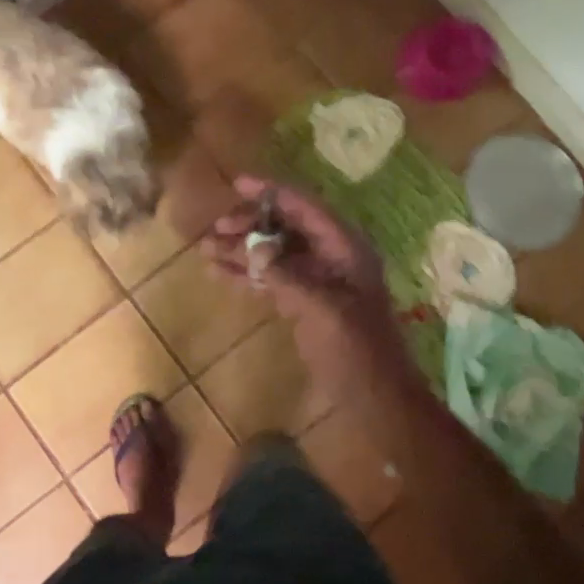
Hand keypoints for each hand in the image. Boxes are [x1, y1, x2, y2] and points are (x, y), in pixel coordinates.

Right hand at [202, 177, 402, 375]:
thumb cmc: (356, 350)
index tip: (236, 185)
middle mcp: (331, 257)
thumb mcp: (321, 309)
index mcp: (345, 248)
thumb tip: (252, 246)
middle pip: (286, 227)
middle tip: (216, 229)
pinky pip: (273, 279)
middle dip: (250, 225)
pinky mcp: (305, 304)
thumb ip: (286, 274)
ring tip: (207, 251)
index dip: (271, 193)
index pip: (305, 207)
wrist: (376, 398)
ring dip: (243, 251)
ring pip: (275, 254)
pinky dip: (248, 275)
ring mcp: (318, 281)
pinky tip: (220, 275)